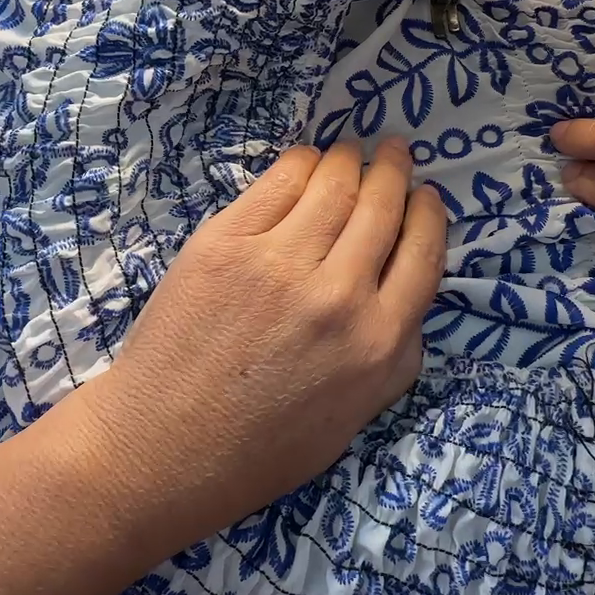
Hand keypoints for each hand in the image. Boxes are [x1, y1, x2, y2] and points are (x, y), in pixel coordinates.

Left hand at [73, 139, 447, 533]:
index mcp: (377, 342)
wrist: (166, 446)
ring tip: (352, 149)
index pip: (423, 253)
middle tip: (394, 150)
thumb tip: (406, 291)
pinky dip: (302, 162)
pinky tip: (307, 160)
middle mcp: (338, 293)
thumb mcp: (356, 418)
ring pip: (333, 183)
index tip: (425, 195)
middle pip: (381, 206)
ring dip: (349, 158)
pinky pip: (279, 181)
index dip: (429, 214)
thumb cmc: (263, 445)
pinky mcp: (227, 240)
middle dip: (394, 169)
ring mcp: (279, 261)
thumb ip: (396, 357)